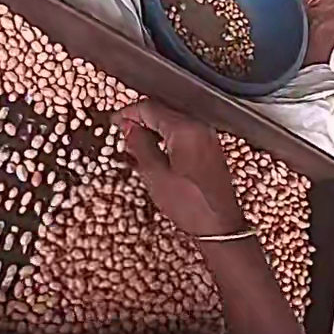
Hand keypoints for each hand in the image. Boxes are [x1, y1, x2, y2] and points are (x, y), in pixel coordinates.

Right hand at [116, 99, 245, 237]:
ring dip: (153, 130)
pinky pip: (184, 134)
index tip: (115, 121)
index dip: (129, 113)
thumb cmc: (189, 204)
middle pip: (164, 111)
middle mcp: (200, 127)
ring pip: (174, 122)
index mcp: (185, 129)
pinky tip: (155, 152)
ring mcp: (207, 137)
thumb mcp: (155, 175)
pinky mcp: (210, 149)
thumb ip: (140, 145)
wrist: (219, 226)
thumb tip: (128, 127)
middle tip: (122, 133)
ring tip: (135, 146)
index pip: (151, 108)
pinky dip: (167, 138)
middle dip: (141, 120)